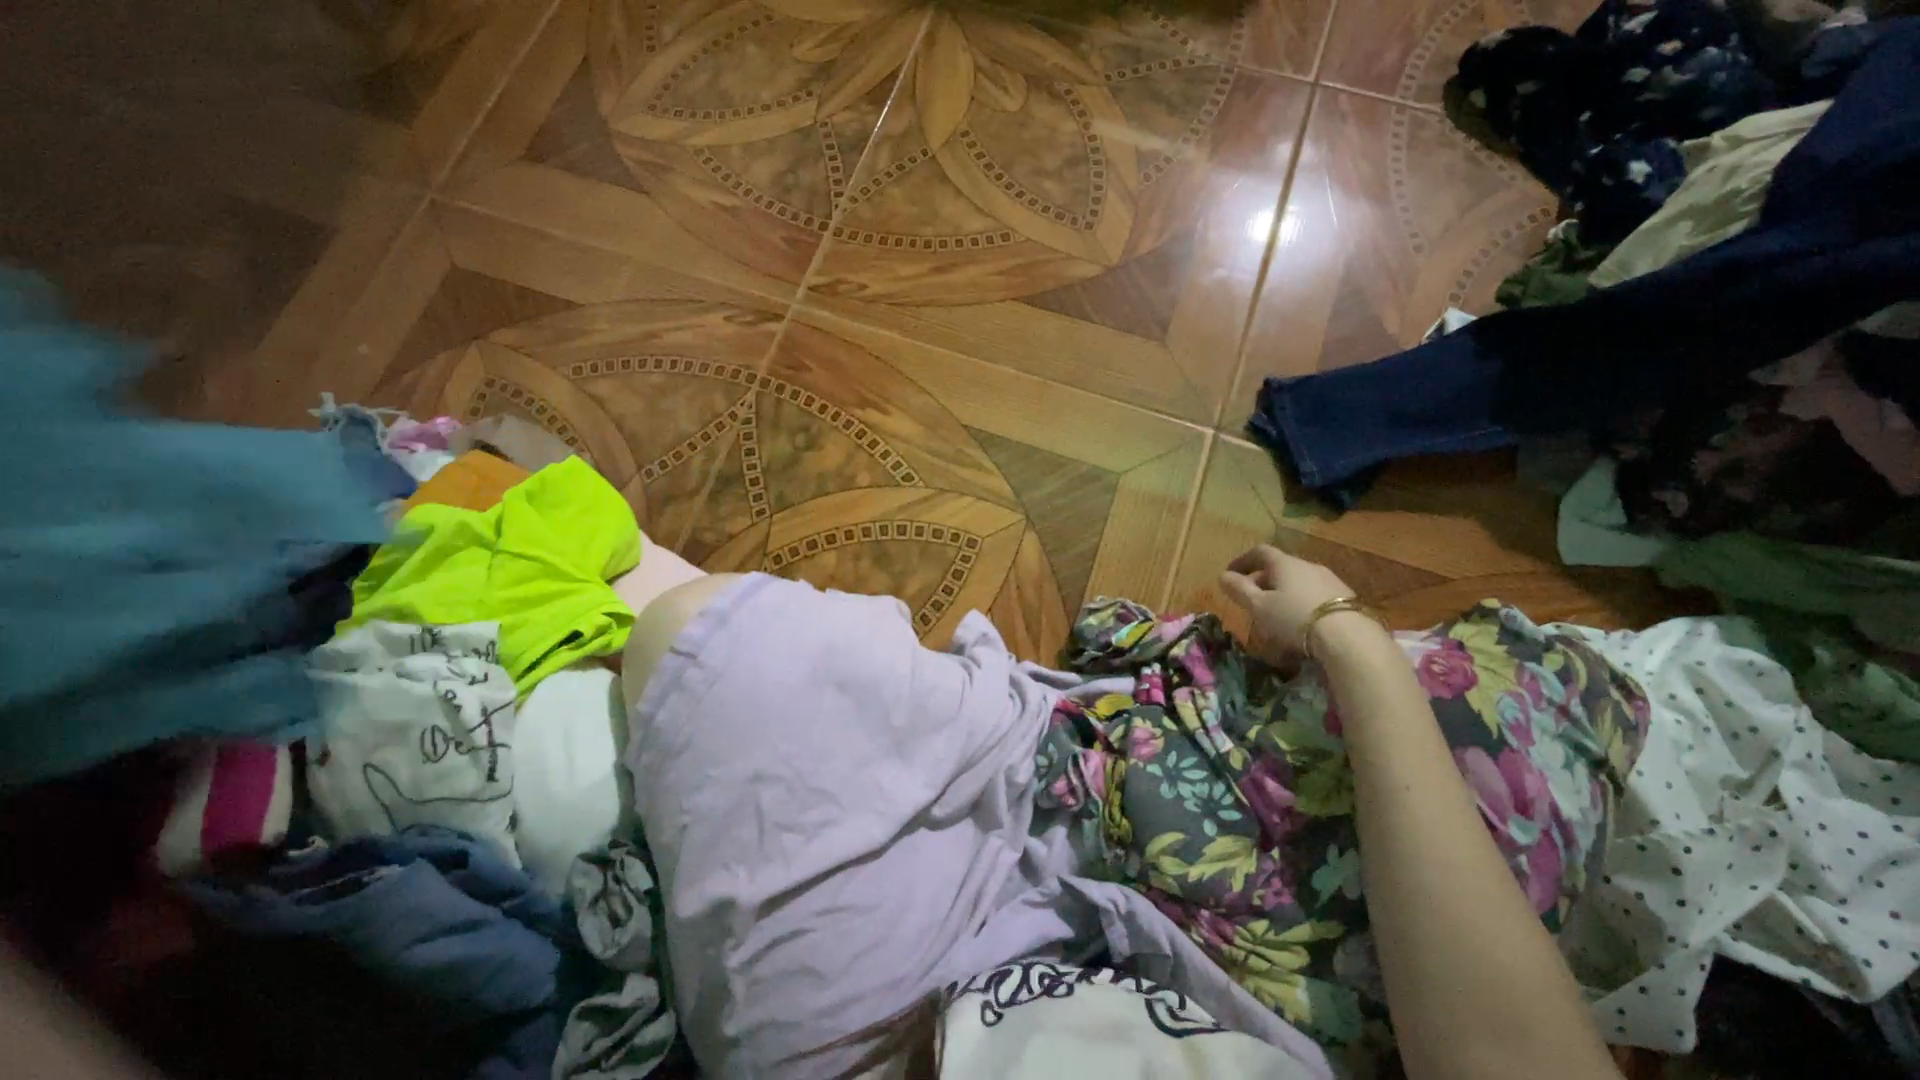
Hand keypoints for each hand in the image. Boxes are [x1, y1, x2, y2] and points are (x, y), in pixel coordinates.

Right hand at [1219, 545, 1356, 664]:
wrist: (1346, 636)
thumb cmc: (1293, 617)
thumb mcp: (1259, 607)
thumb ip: (1239, 590)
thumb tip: (1222, 576)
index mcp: (1284, 563)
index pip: (1260, 552)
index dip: (1242, 560)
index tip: (1231, 574)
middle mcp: (1307, 565)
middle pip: (1279, 566)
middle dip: (1261, 579)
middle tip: (1251, 599)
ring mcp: (1328, 579)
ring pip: (1298, 580)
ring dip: (1282, 591)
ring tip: (1275, 611)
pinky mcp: (1344, 596)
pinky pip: (1314, 592)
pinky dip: (1300, 600)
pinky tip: (1300, 619)